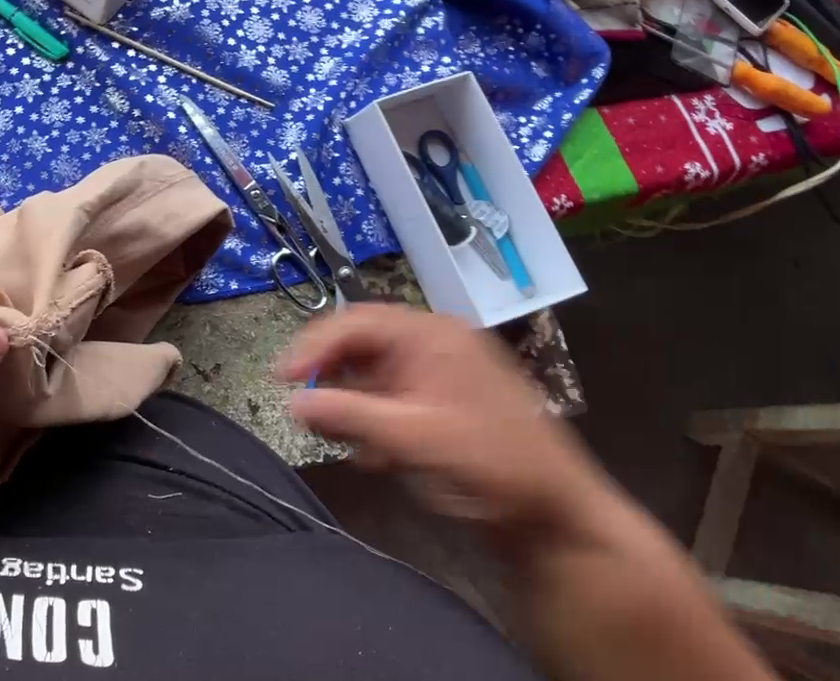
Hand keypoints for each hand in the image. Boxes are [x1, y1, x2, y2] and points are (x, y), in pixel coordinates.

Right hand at [277, 305, 613, 539]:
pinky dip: (372, 422)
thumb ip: (349, 415)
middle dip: (330, 377)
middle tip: (302, 404)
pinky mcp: (440, 405)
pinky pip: (390, 400)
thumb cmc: (490, 465)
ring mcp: (438, 374)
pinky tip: (373, 455)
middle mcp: (433, 345)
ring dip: (349, 405)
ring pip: (371, 375)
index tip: (282, 376)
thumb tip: (292, 402)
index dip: (313, 345)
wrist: (558, 519)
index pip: (355, 322)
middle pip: (360, 345)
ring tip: (338, 437)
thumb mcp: (413, 438)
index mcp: (432, 335)